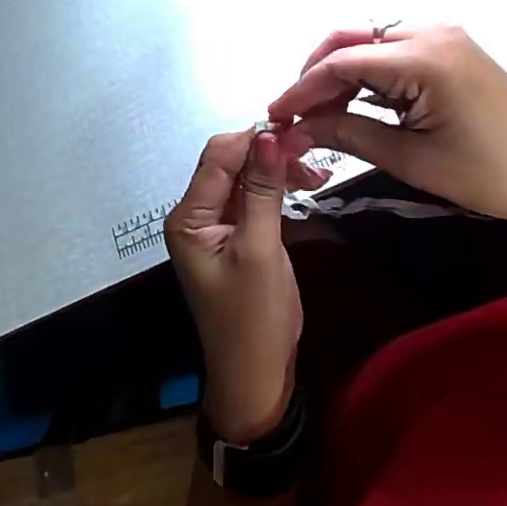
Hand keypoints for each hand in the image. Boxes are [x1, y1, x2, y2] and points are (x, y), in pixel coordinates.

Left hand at [165, 127, 316, 443]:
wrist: (256, 375)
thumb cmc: (253, 317)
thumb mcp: (260, 250)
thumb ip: (263, 190)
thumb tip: (269, 135)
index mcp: (189, 218)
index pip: (218, 156)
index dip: (255, 138)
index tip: (299, 130)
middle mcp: (196, 215)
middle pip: (231, 162)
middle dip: (270, 151)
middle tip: (314, 149)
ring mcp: (217, 225)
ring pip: (246, 176)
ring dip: (279, 168)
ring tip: (317, 171)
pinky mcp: (238, 234)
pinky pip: (255, 196)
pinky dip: (280, 186)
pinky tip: (309, 183)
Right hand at [267, 25, 506, 247]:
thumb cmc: (494, 174)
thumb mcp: (413, 158)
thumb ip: (349, 133)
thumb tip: (297, 128)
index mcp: (422, 55)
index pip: (341, 60)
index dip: (301, 88)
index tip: (275, 116)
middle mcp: (431, 30)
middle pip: (353, 37)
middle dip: (317, 71)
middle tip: (295, 113)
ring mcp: (446, 35)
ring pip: (374, 40)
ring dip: (342, 70)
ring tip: (320, 111)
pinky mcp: (454, 47)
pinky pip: (398, 49)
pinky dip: (371, 71)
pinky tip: (358, 100)